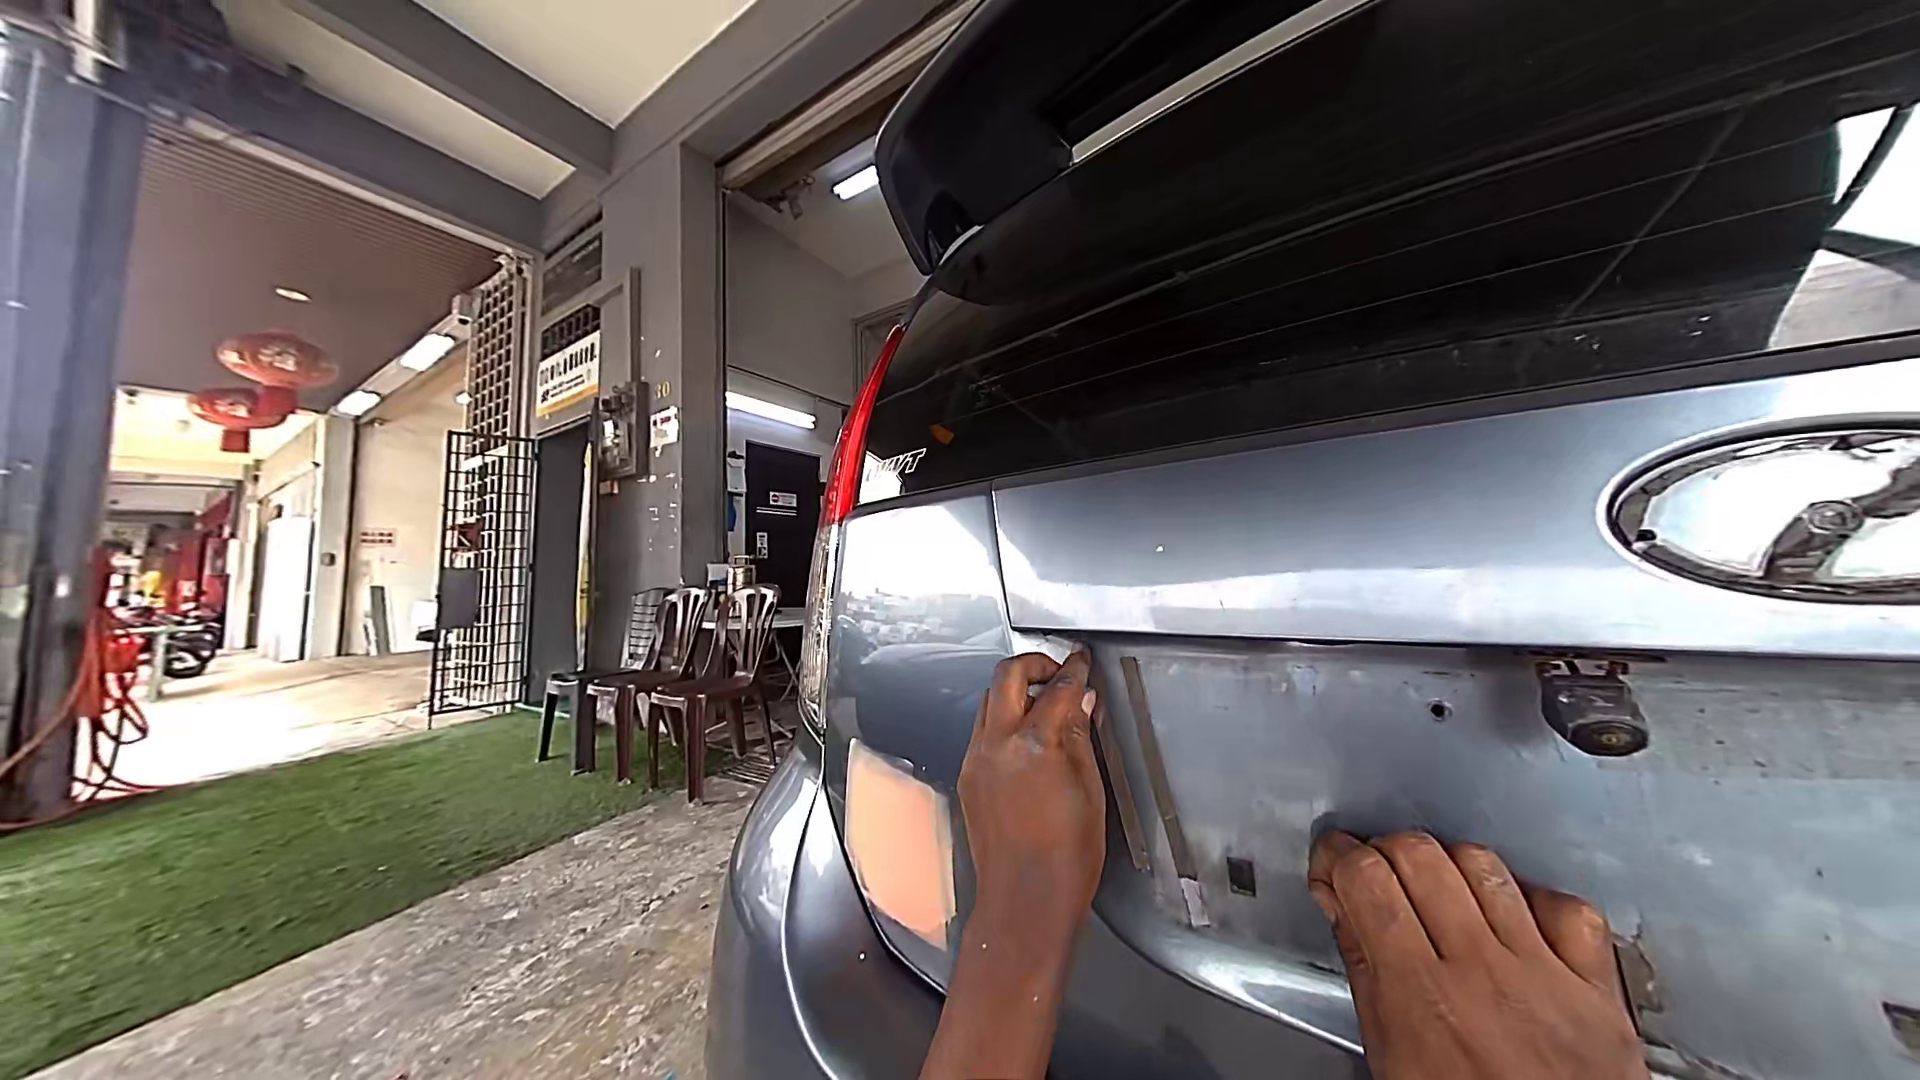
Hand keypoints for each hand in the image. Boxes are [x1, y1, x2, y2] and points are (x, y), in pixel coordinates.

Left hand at [959, 648, 1105, 936]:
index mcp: (1034, 745)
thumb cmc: (1066, 856)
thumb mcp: (1089, 789)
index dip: (1074, 669)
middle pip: (1007, 675)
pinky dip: (1002, 720)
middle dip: (1034, 664)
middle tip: (1057, 672)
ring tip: (1043, 705)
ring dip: (1015, 691)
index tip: (1081, 661)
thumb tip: (1082, 700)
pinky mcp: (967, 774)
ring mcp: (976, 758)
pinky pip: (982, 730)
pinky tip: (1025, 738)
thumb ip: (1080, 735)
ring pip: (989, 699)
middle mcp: (997, 744)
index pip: (1057, 689)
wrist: (1024, 900)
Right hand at [1309, 831, 1648, 1079]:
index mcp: (1419, 992)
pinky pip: (1569, 909)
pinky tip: (1508, 916)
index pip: (1365, 876)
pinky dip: (1533, 899)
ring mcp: (1546, 979)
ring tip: (1437, 889)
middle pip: (1418, 853)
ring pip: (1481, 863)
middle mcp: (1482, 975)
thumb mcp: (1386, 1047)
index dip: (1337, 854)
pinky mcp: (1599, 992)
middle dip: (1383, 851)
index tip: (1334, 860)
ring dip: (1446, 864)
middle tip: (1378, 873)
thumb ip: (1360, 961)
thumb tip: (1337, 895)